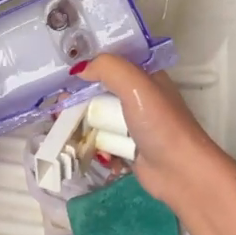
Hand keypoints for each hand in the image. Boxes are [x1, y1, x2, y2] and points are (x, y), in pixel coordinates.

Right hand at [72, 54, 235, 210]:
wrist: (179, 172)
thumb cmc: (160, 124)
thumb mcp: (136, 85)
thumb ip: (108, 68)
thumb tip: (79, 69)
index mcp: (146, 76)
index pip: (114, 62)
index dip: (90, 62)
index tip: (63, 68)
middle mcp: (139, 97)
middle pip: (101, 89)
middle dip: (78, 95)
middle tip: (56, 101)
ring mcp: (132, 124)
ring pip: (98, 115)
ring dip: (80, 120)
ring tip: (58, 122)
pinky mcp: (126, 147)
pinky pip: (100, 139)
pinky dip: (89, 141)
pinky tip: (74, 143)